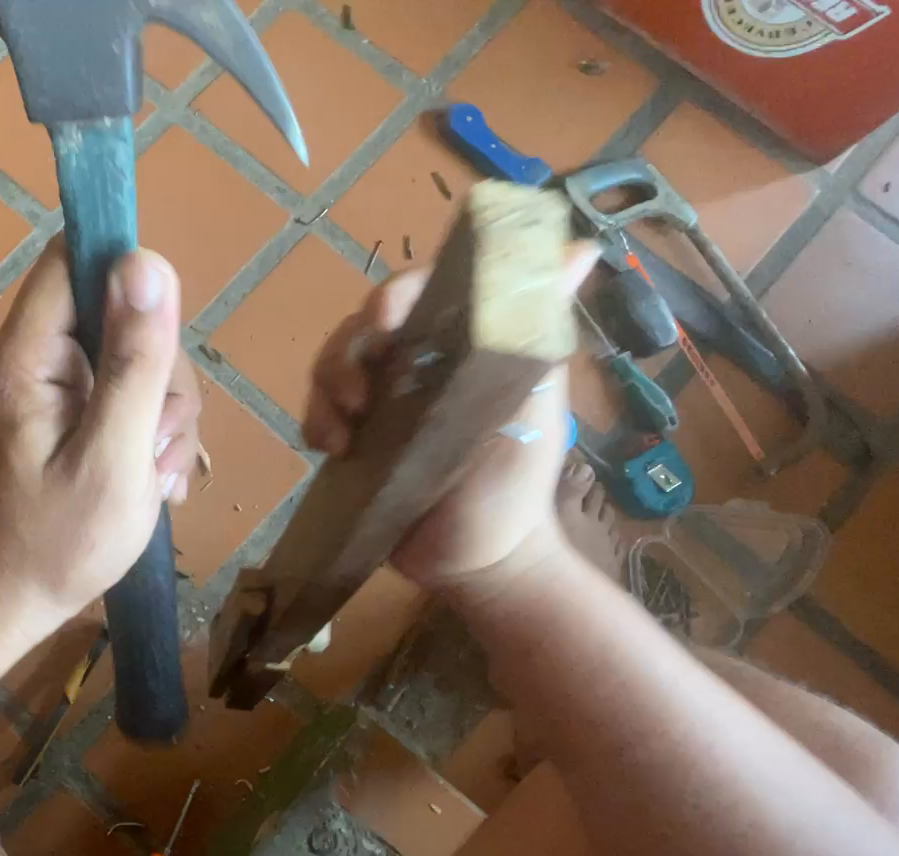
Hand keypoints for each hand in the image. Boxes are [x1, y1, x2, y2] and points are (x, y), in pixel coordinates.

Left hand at [0, 243, 199, 625]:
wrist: (22, 601)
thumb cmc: (59, 542)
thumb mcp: (112, 455)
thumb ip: (134, 362)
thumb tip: (147, 260)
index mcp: (32, 355)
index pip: (74, 259)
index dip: (127, 272)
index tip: (164, 333)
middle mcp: (46, 360)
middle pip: (125, 315)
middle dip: (162, 375)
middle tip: (156, 441)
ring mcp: (66, 391)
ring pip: (143, 363)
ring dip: (166, 419)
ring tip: (152, 477)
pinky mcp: (83, 418)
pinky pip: (138, 402)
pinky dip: (157, 440)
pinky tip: (154, 483)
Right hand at [302, 244, 598, 593]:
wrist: (479, 563)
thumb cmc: (514, 483)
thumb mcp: (534, 404)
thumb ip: (535, 333)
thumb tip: (581, 248)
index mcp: (457, 347)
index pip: (418, 295)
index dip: (393, 297)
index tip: (384, 322)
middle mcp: (413, 366)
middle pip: (360, 329)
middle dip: (348, 355)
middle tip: (358, 398)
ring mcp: (379, 405)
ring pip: (331, 369)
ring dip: (328, 391)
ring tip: (344, 436)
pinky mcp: (353, 442)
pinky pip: (318, 415)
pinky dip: (316, 424)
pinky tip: (333, 451)